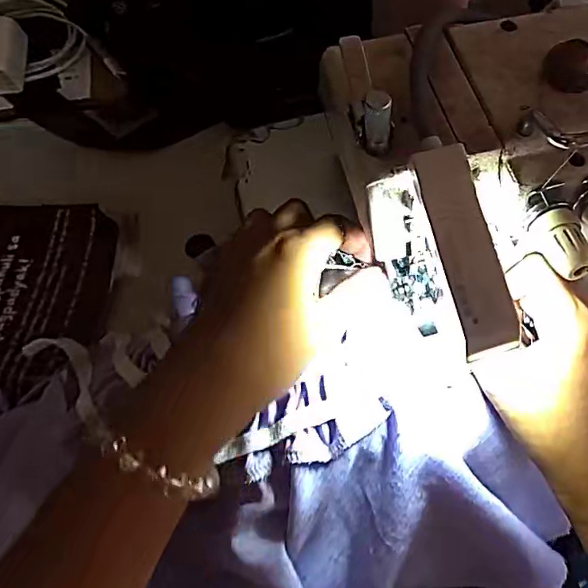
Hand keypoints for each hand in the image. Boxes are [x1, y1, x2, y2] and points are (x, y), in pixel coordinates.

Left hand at [146, 200, 385, 458]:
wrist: (213, 376)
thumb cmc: (275, 352)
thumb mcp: (325, 325)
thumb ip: (353, 293)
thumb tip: (375, 276)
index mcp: (298, 248)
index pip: (334, 225)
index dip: (355, 237)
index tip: (363, 258)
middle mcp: (266, 237)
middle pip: (298, 212)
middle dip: (318, 228)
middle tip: (330, 257)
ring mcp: (238, 248)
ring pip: (266, 218)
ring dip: (285, 229)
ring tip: (296, 259)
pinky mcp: (218, 264)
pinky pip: (243, 237)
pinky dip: (260, 243)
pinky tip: (266, 273)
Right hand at [471, 254, 587, 508]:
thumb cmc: (554, 428)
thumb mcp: (500, 377)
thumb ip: (476, 340)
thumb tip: (460, 318)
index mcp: (575, 317)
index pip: (533, 267)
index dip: (504, 282)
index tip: (490, 302)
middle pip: (544, 282)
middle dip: (516, 304)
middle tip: (501, 332)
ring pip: (556, 301)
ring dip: (531, 317)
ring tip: (520, 349)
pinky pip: (569, 319)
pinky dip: (548, 330)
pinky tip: (537, 359)